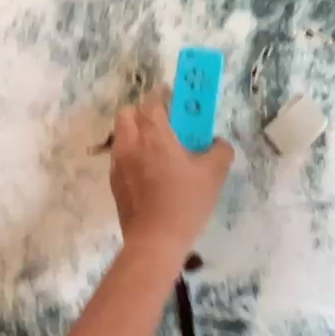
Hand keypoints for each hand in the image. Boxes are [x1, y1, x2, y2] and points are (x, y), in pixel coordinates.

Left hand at [109, 92, 233, 263]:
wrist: (154, 241)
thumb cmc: (185, 202)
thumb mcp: (214, 174)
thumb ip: (220, 150)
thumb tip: (217, 143)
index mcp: (154, 135)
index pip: (152, 101)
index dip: (163, 94)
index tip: (174, 95)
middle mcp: (131, 143)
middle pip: (128, 113)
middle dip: (143, 111)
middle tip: (164, 121)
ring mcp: (118, 163)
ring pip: (122, 135)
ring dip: (137, 132)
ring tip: (157, 148)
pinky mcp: (114, 183)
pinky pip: (121, 157)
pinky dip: (132, 154)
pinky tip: (150, 172)